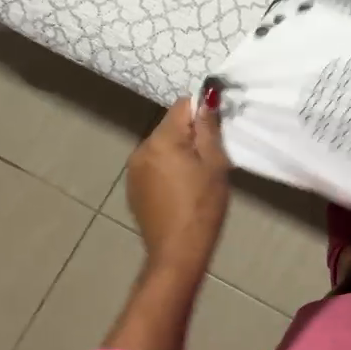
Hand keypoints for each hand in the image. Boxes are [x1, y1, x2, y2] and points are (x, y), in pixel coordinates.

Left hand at [125, 96, 230, 279]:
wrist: (178, 252)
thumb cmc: (203, 205)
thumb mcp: (215, 163)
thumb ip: (208, 127)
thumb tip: (207, 97)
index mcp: (162, 139)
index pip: (182, 105)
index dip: (202, 111)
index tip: (217, 129)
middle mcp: (141, 148)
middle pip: (171, 126)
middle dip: (190, 134)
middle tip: (211, 157)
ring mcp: (133, 169)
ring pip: (161, 145)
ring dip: (178, 151)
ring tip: (196, 176)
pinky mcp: (133, 187)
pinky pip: (153, 164)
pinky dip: (167, 168)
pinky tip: (180, 189)